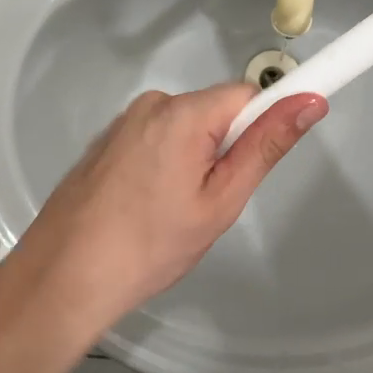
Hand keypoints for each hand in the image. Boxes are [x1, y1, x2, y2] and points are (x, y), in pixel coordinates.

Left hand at [15, 83, 327, 323]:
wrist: (62, 278)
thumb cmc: (150, 246)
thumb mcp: (220, 201)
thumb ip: (266, 146)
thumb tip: (310, 100)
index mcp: (183, 113)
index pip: (247, 94)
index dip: (263, 123)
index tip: (263, 158)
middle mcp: (153, 104)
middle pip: (214, 112)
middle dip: (223, 149)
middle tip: (208, 203)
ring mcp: (123, 122)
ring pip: (184, 129)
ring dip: (192, 159)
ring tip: (173, 214)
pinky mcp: (105, 142)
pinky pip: (154, 140)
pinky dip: (162, 165)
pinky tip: (145, 209)